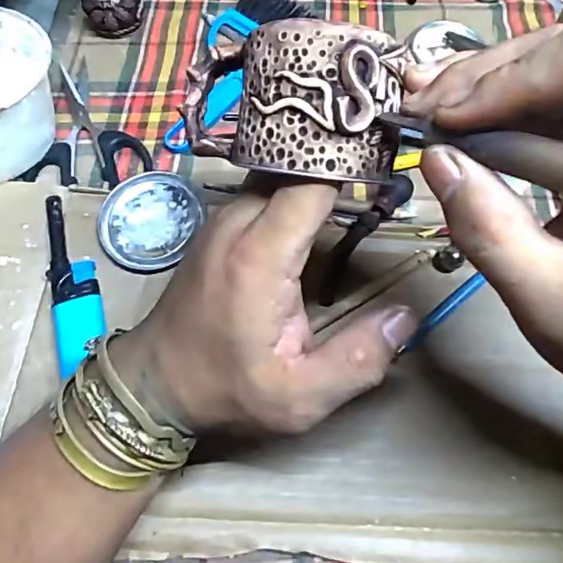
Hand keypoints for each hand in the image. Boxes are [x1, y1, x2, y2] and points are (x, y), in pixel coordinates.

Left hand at [113, 181, 415, 435]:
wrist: (155, 380)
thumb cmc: (225, 389)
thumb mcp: (299, 397)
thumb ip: (358, 360)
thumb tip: (406, 317)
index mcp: (257, 256)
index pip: (310, 181)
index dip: (351, 170)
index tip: (388, 174)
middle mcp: (235, 223)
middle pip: (294, 168)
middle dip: (337, 164)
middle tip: (381, 175)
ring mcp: (221, 219)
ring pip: (277, 173)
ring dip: (315, 175)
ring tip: (358, 185)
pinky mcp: (218, 225)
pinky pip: (262, 189)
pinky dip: (293, 188)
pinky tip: (319, 207)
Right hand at [405, 17, 562, 416]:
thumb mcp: (550, 303)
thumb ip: (489, 230)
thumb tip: (435, 157)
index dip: (510, 79)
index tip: (443, 122)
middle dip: (489, 77)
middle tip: (420, 113)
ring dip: (489, 86)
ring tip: (427, 109)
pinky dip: (505, 108)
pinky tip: (460, 120)